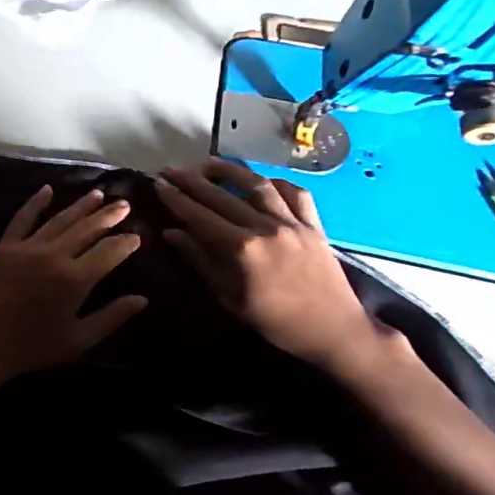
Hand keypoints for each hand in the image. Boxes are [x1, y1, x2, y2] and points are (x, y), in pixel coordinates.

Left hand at [0, 186, 147, 384]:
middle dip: (108, 216)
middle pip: (88, 228)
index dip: (126, 243)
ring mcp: (28, 247)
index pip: (109, 251)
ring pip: (60, 219)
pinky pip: (23, 218)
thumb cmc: (33, 347)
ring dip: (81, 206)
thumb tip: (142, 300)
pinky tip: (47, 189)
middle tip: (124, 204)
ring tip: (97, 194)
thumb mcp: (79, 340)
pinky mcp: (6, 246)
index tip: (137, 236)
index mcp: (75, 279)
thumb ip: (112, 317)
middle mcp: (55, 255)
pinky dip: (35, 202)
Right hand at [156, 158, 399, 370]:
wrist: (335, 331)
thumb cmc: (277, 323)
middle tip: (171, 170)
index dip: (177, 198)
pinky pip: (295, 193)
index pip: (200, 216)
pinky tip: (262, 180)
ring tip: (208, 163)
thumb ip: (201, 262)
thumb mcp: (231, 299)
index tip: (159, 184)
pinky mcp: (314, 223)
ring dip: (230, 170)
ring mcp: (292, 222)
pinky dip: (276, 183)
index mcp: (242, 250)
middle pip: (222, 196)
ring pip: (257, 185)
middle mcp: (266, 227)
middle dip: (193, 181)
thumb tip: (172, 234)